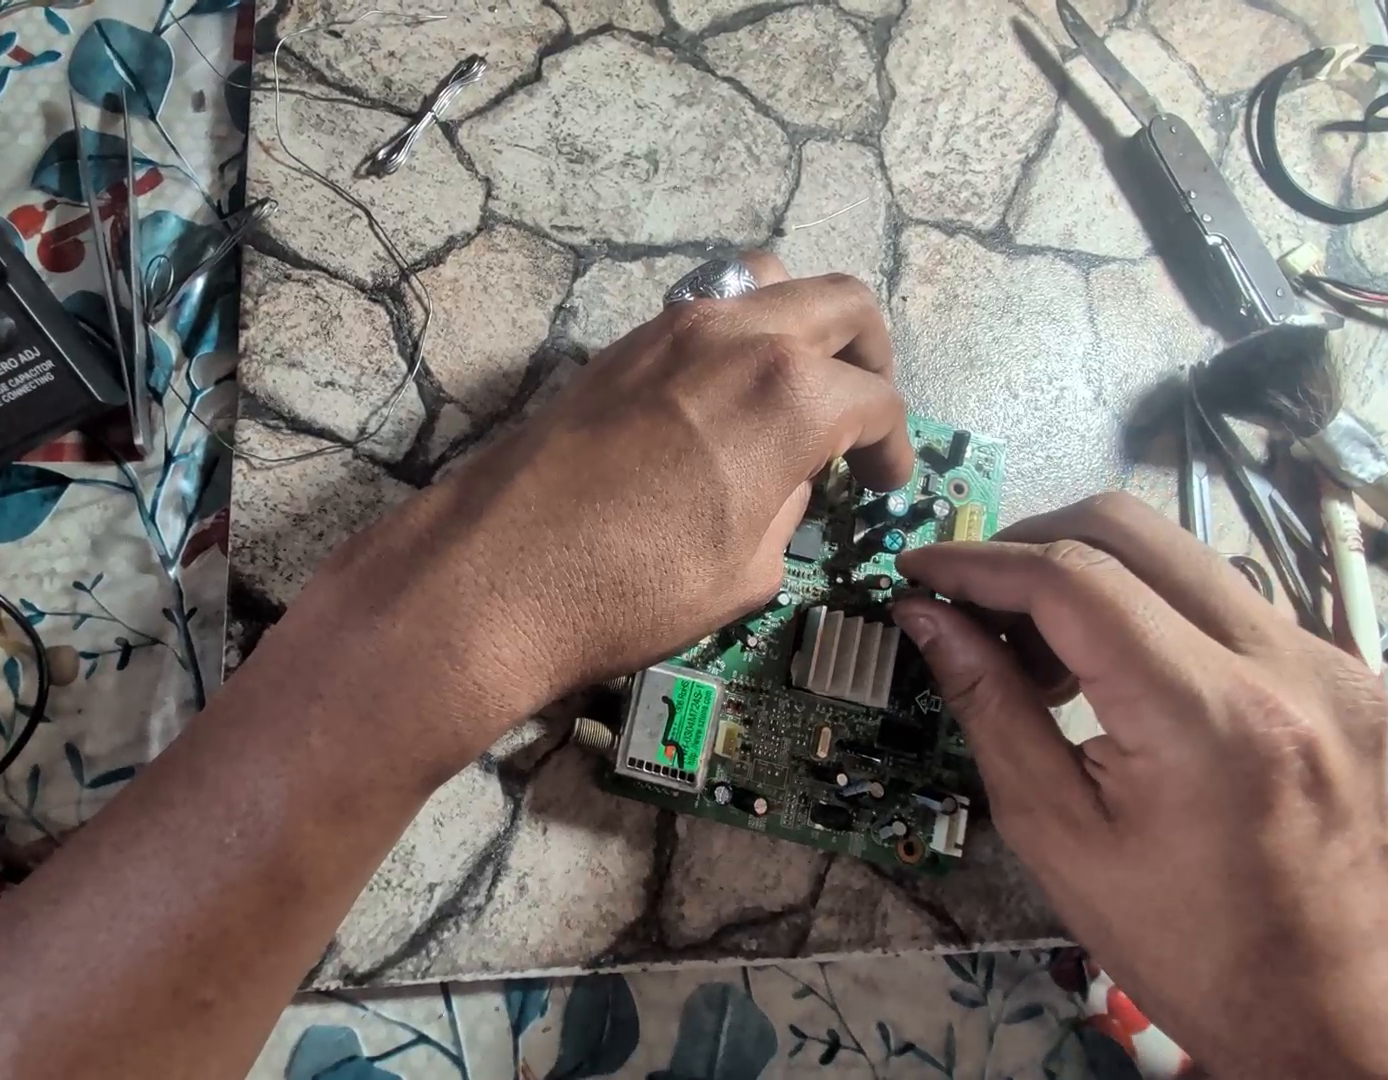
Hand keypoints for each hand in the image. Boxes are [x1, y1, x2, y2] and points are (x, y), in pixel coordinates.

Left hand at [292, 252, 910, 765]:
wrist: (494, 573)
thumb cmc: (629, 590)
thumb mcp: (744, 570)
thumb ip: (787, 505)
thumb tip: (789, 472)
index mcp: (790, 395)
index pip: (875, 399)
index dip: (893, 445)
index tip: (884, 481)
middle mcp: (737, 335)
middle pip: (841, 304)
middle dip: (870, 356)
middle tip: (861, 415)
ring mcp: (670, 328)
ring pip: (768, 286)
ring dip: (801, 330)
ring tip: (796, 391)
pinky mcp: (619, 344)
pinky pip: (703, 313)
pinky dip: (737, 339)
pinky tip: (721, 397)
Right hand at [892, 493, 1387, 1079]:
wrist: (1334, 1013)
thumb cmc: (1174, 934)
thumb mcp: (1048, 822)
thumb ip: (985, 699)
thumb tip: (922, 614)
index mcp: (1208, 715)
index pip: (1071, 581)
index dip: (975, 563)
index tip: (912, 572)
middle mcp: (1282, 661)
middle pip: (1122, 528)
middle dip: (1019, 545)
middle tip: (963, 601)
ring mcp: (1317, 657)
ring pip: (1163, 546)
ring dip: (1067, 571)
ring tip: (1020, 646)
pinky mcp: (1323, 667)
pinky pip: (1198, 587)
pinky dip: (1119, 598)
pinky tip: (1086, 664)